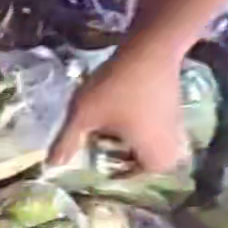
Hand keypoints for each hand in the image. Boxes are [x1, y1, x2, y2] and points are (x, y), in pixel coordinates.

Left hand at [48, 52, 186, 172]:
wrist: (147, 53)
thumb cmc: (113, 89)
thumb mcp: (82, 118)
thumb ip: (68, 142)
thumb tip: (53, 166)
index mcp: (151, 143)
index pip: (154, 170)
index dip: (132, 174)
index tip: (107, 170)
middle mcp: (169, 134)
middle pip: (160, 157)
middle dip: (134, 160)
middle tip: (106, 155)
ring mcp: (173, 117)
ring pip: (159, 141)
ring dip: (134, 143)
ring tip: (105, 137)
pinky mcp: (170, 103)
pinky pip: (157, 126)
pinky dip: (137, 129)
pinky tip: (115, 119)